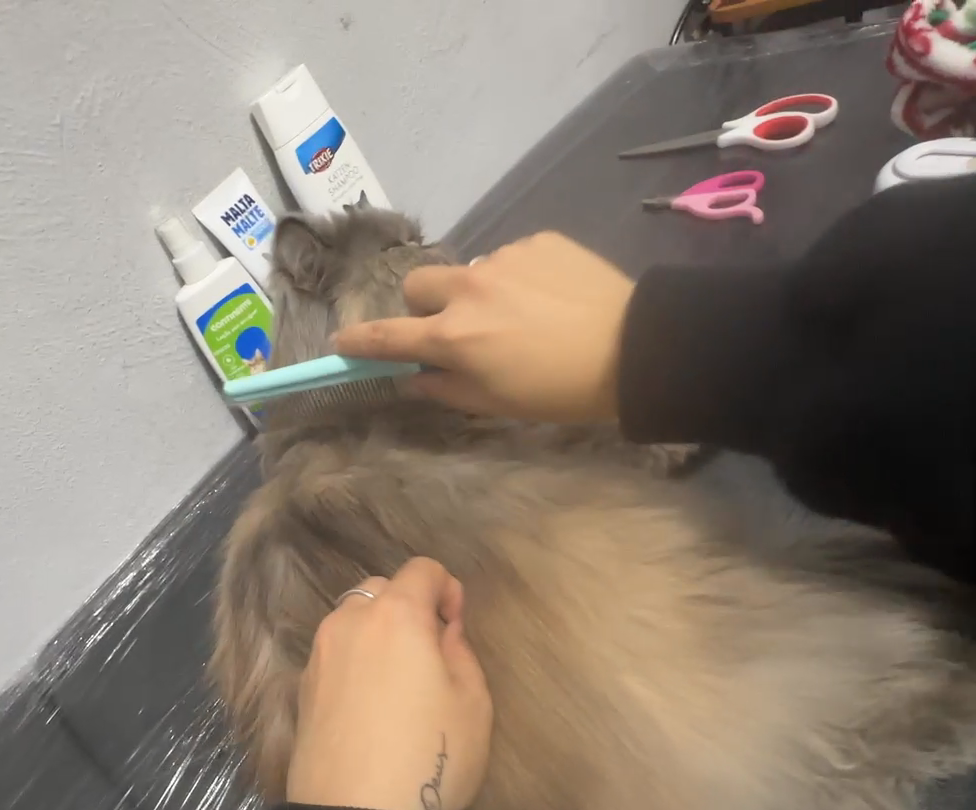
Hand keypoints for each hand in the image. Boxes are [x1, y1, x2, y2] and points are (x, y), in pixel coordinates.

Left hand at [286, 557, 493, 809]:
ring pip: (352, 618)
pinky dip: (353, 659)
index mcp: (395, 614)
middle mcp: (349, 621)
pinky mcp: (301, 688)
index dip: (447, 588)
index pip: (422, 568)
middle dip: (408, 606)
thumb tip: (443, 629)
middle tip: (428, 652)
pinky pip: (333, 653)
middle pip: (382, 588)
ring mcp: (318, 654)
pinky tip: (367, 702)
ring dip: (377, 631)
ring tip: (396, 679)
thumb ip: (459, 650)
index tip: (456, 624)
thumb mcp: (472, 702)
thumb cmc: (430, 754)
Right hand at [330, 231, 633, 423]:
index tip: (341, 343)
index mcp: (453, 337)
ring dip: (473, 293)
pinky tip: (547, 299)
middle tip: (454, 329)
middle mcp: (467, 290)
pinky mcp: (536, 240)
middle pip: (416, 286)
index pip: (386, 338)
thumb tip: (412, 379)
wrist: (634, 350)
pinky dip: (514, 279)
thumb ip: (443, 389)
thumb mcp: (495, 404)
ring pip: (464, 272)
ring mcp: (502, 259)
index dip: (359, 342)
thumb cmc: (559, 392)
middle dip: (423, 308)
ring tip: (518, 315)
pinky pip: (507, 258)